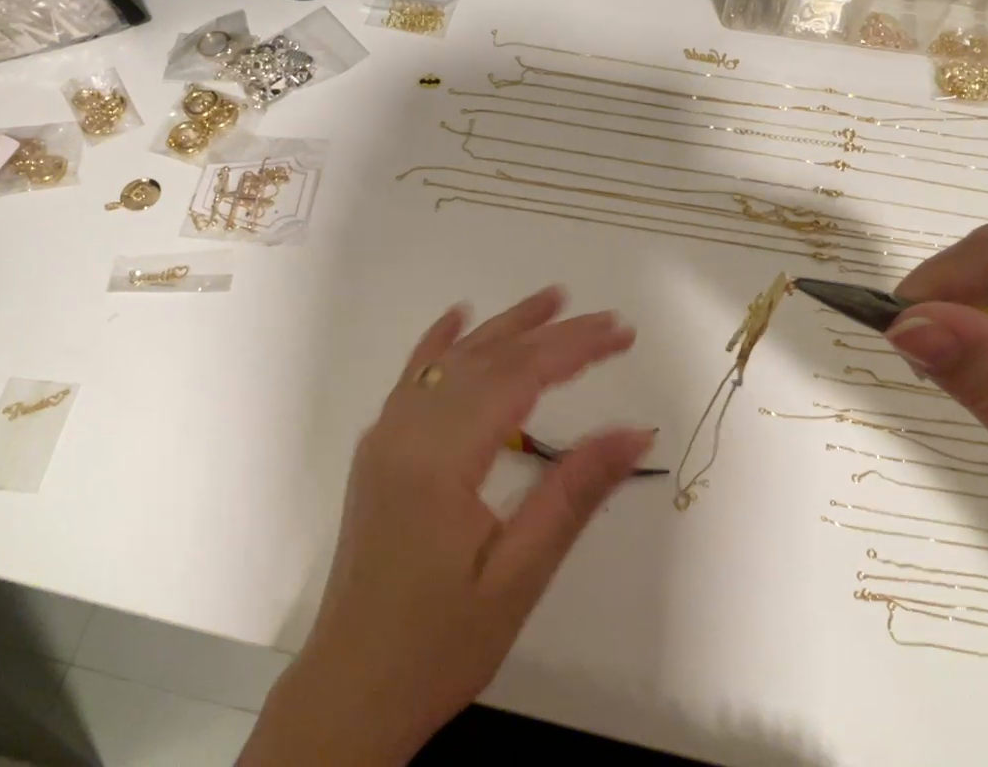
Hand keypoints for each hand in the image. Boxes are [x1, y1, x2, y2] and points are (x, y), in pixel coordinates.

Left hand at [240, 287, 651, 766]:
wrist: (352, 687)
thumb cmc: (440, 642)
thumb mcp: (519, 575)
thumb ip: (573, 495)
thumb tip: (635, 432)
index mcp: (441, 459)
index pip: (519, 378)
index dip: (574, 349)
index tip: (623, 333)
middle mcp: (406, 433)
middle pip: (486, 360)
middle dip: (549, 333)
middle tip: (605, 318)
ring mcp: (384, 441)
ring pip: (448, 363)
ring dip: (501, 328)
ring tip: (550, 300)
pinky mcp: (377, 456)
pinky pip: (410, 383)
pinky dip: (438, 346)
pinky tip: (456, 320)